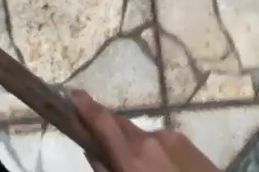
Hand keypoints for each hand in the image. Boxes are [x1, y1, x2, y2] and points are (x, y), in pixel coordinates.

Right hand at [72, 91, 221, 171]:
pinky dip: (155, 152)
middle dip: (108, 130)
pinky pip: (162, 141)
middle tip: (103, 147)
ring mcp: (172, 138)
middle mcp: (149, 140)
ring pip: (141, 135)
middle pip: (119, 124)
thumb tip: (91, 150)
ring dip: (134, 146)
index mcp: (132, 158)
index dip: (83, 105)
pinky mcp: (189, 143)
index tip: (70, 93)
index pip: (101, 120)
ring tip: (143, 171)